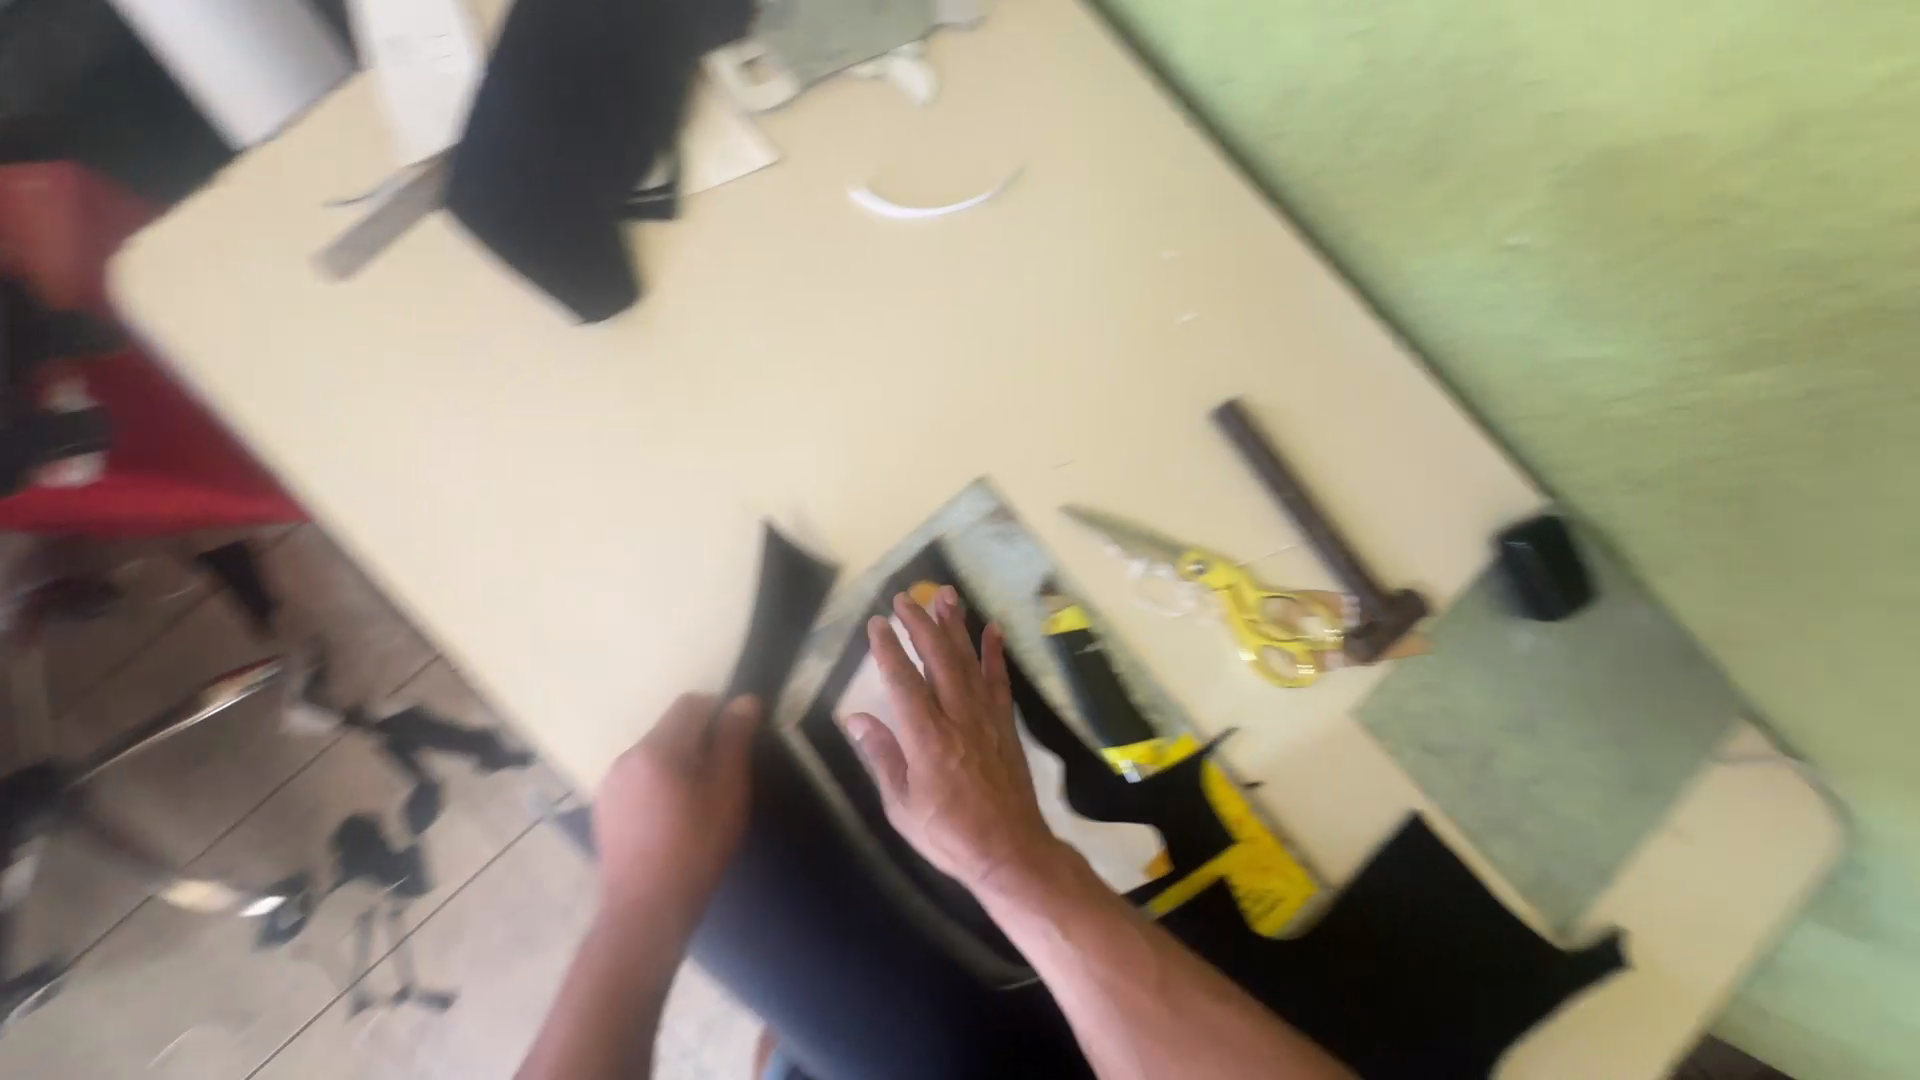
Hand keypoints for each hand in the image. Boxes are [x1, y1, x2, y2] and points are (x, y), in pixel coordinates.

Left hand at [592, 693, 758, 925]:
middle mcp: (627, 756)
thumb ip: (734, 738)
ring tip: (699, 803)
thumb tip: (744, 700)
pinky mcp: (605, 810)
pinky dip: (660, 786)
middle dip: (701, 741)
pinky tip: (672, 821)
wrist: (645, 911)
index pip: (692, 703)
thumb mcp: (728, 789)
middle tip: (725, 777)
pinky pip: (640, 780)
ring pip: (656, 755)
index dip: (721, 712)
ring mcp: (611, 785)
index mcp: (657, 747)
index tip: (739, 742)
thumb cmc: (696, 846)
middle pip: (672, 728)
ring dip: (680, 764)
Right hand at [842, 587, 1066, 891]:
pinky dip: (995, 653)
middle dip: (920, 625)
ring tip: (945, 596)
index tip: (878, 623)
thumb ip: (881, 757)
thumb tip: (854, 718)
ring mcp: (986, 718)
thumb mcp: (901, 806)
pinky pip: (999, 680)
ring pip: (969, 662)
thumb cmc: (948, 834)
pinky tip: (992, 629)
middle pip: (938, 659)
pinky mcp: (1005, 724)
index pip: (903, 682)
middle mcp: (958, 718)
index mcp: (927, 739)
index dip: (888, 649)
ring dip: (955, 627)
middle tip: (905, 599)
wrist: (1009, 850)